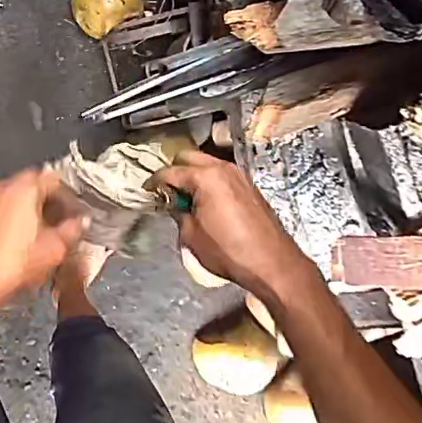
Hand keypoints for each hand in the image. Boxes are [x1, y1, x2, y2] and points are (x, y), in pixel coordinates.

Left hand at [0, 169, 87, 307]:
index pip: (55, 178)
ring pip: (22, 195)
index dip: (71, 195)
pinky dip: (22, 215)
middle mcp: (6, 188)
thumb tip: (81, 222)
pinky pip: (8, 206)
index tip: (78, 210)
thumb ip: (73, 230)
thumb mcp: (55, 248)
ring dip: (38, 208)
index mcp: (25, 188)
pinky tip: (30, 237)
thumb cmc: (9, 264)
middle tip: (67, 218)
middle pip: (37, 184)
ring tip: (51, 229)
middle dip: (54, 200)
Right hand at [154, 150, 318, 302]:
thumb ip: (178, 213)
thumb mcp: (191, 235)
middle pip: (188, 157)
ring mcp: (239, 176)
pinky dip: (209, 182)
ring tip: (185, 197)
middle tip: (167, 191)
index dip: (154, 182)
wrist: (274, 265)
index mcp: (205, 177)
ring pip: (207, 164)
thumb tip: (175, 205)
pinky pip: (221, 175)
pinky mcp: (249, 187)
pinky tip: (205, 202)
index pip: (169, 172)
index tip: (147, 191)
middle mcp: (223, 169)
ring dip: (193, 175)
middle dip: (174, 171)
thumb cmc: (230, 251)